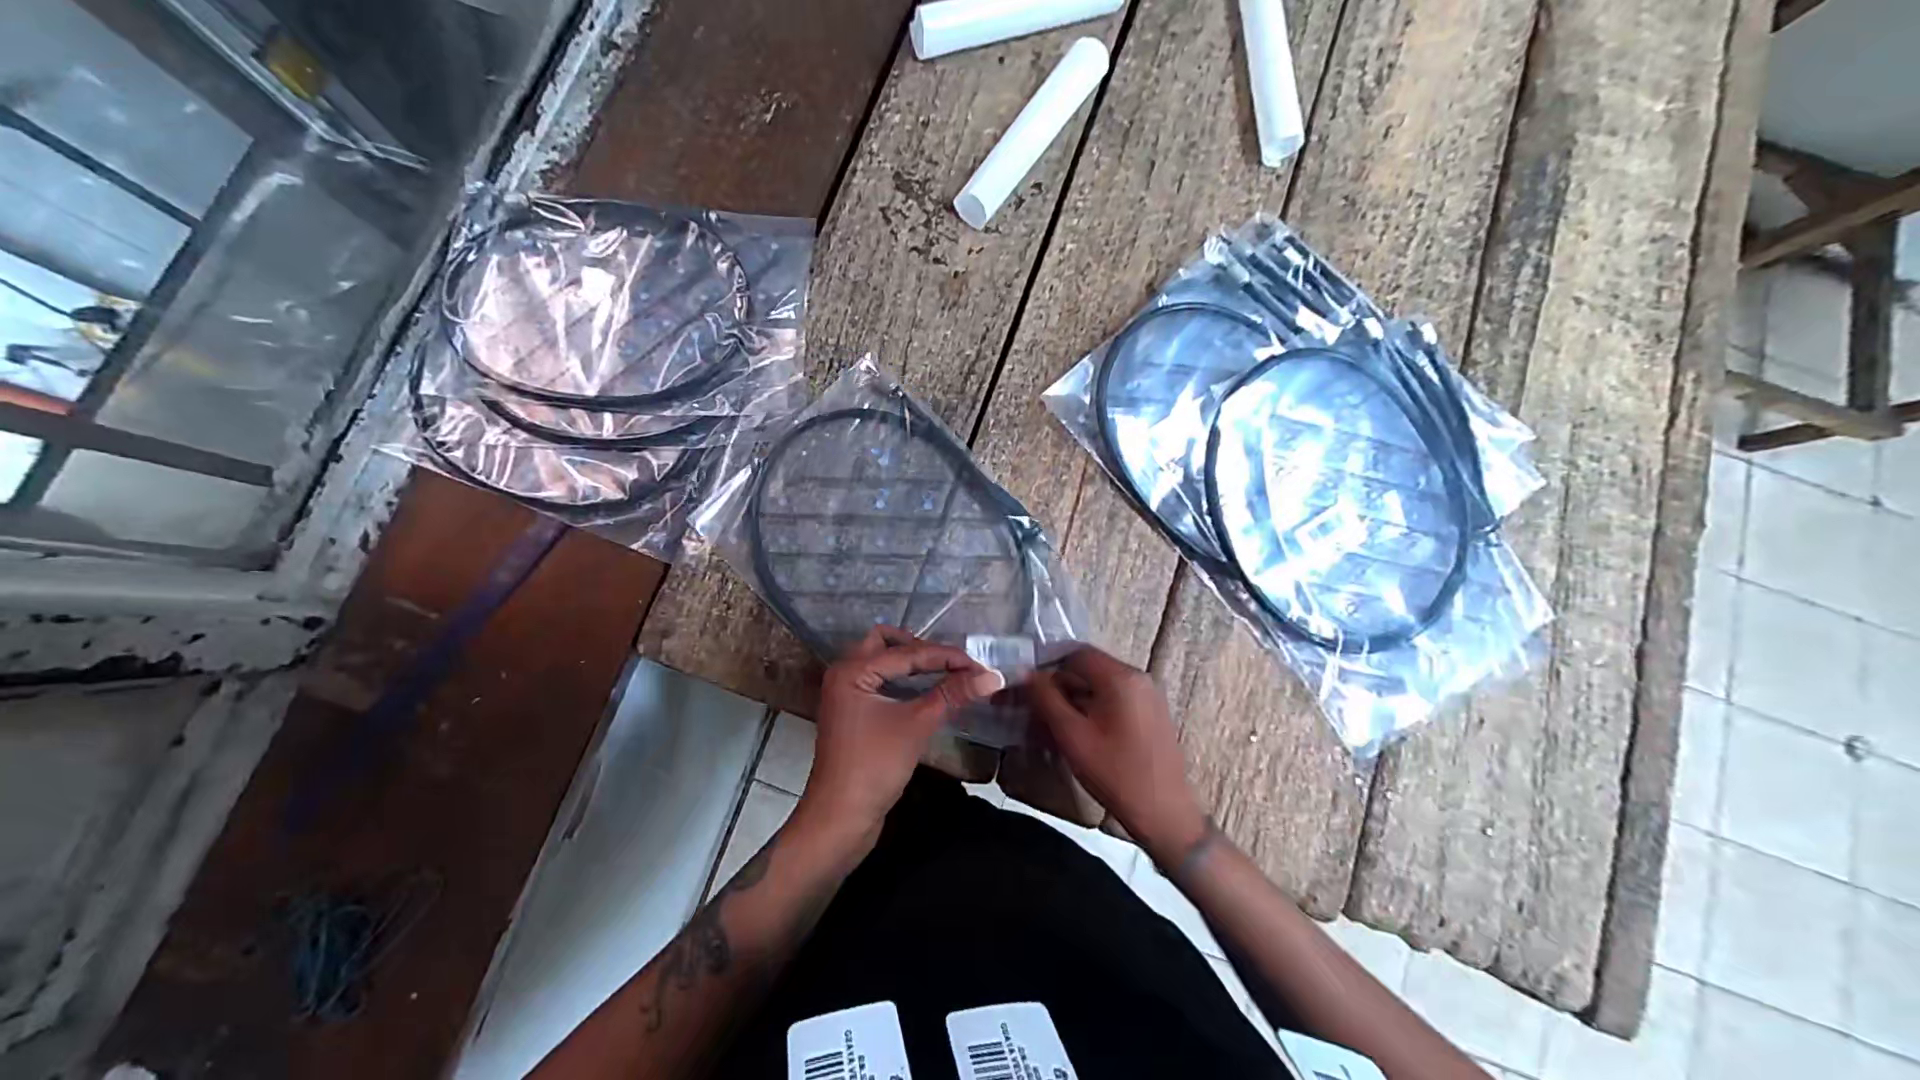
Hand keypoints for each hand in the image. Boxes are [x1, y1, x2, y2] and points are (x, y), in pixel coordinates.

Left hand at [800, 626, 1004, 837]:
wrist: (840, 817)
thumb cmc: (874, 767)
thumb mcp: (916, 725)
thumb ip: (952, 695)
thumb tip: (991, 677)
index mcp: (852, 671)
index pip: (906, 653)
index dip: (946, 657)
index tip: (979, 665)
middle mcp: (844, 674)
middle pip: (885, 643)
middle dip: (921, 648)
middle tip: (953, 662)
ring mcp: (846, 694)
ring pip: (881, 662)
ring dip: (911, 662)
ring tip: (945, 671)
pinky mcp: (852, 713)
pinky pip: (879, 682)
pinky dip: (902, 679)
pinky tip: (927, 690)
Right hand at [1027, 646, 1208, 865]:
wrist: (1164, 814)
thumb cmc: (1115, 773)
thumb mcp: (1071, 736)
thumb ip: (1046, 699)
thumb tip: (1025, 673)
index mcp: (1121, 677)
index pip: (1075, 653)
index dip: (1046, 666)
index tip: (1026, 688)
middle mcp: (1139, 678)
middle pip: (1088, 669)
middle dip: (1059, 687)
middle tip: (1035, 712)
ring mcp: (1149, 696)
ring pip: (1100, 686)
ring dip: (1074, 701)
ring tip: (1053, 728)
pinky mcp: (1152, 714)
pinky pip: (1115, 700)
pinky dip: (1092, 710)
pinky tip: (1078, 736)